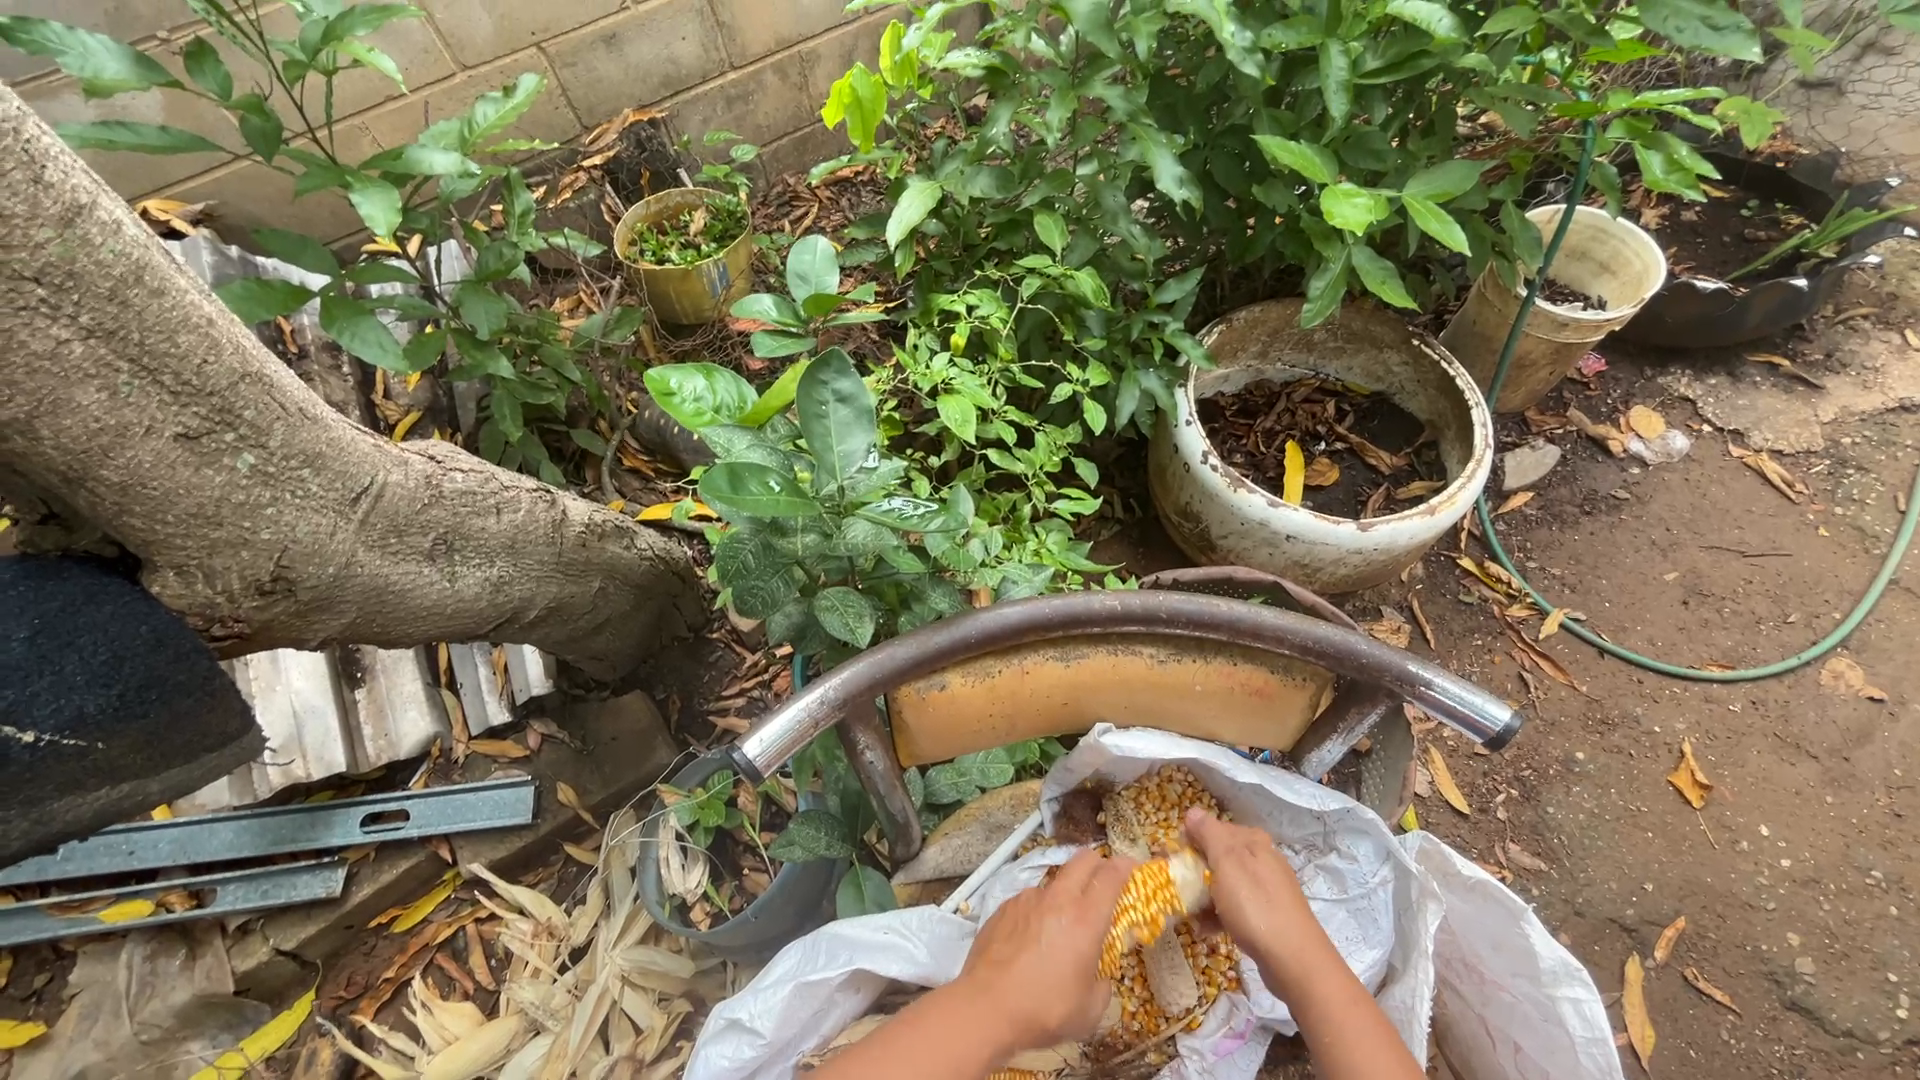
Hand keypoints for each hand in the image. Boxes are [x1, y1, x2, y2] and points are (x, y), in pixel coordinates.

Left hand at [950, 849, 1134, 1052]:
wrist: (986, 1007)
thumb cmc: (1044, 1010)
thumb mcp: (1089, 1011)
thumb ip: (1102, 987)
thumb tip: (1098, 977)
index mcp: (1085, 920)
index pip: (1110, 877)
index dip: (1124, 866)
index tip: (1131, 866)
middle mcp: (1057, 900)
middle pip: (1082, 861)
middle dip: (1097, 862)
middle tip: (1102, 878)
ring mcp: (1026, 900)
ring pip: (1053, 882)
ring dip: (1064, 892)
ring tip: (1060, 923)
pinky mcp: (1003, 907)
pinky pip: (1028, 900)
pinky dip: (1037, 911)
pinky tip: (1030, 938)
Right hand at [1183, 808, 1329, 998]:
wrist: (1294, 960)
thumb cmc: (1255, 906)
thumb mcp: (1227, 863)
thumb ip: (1208, 834)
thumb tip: (1193, 811)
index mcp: (1252, 841)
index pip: (1211, 829)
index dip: (1188, 842)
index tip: (1170, 861)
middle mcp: (1261, 858)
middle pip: (1217, 856)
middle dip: (1195, 871)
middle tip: (1176, 889)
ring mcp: (1266, 888)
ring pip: (1225, 883)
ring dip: (1205, 896)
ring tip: (1190, 914)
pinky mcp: (1267, 914)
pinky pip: (1235, 906)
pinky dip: (1220, 914)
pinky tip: (1207, 929)